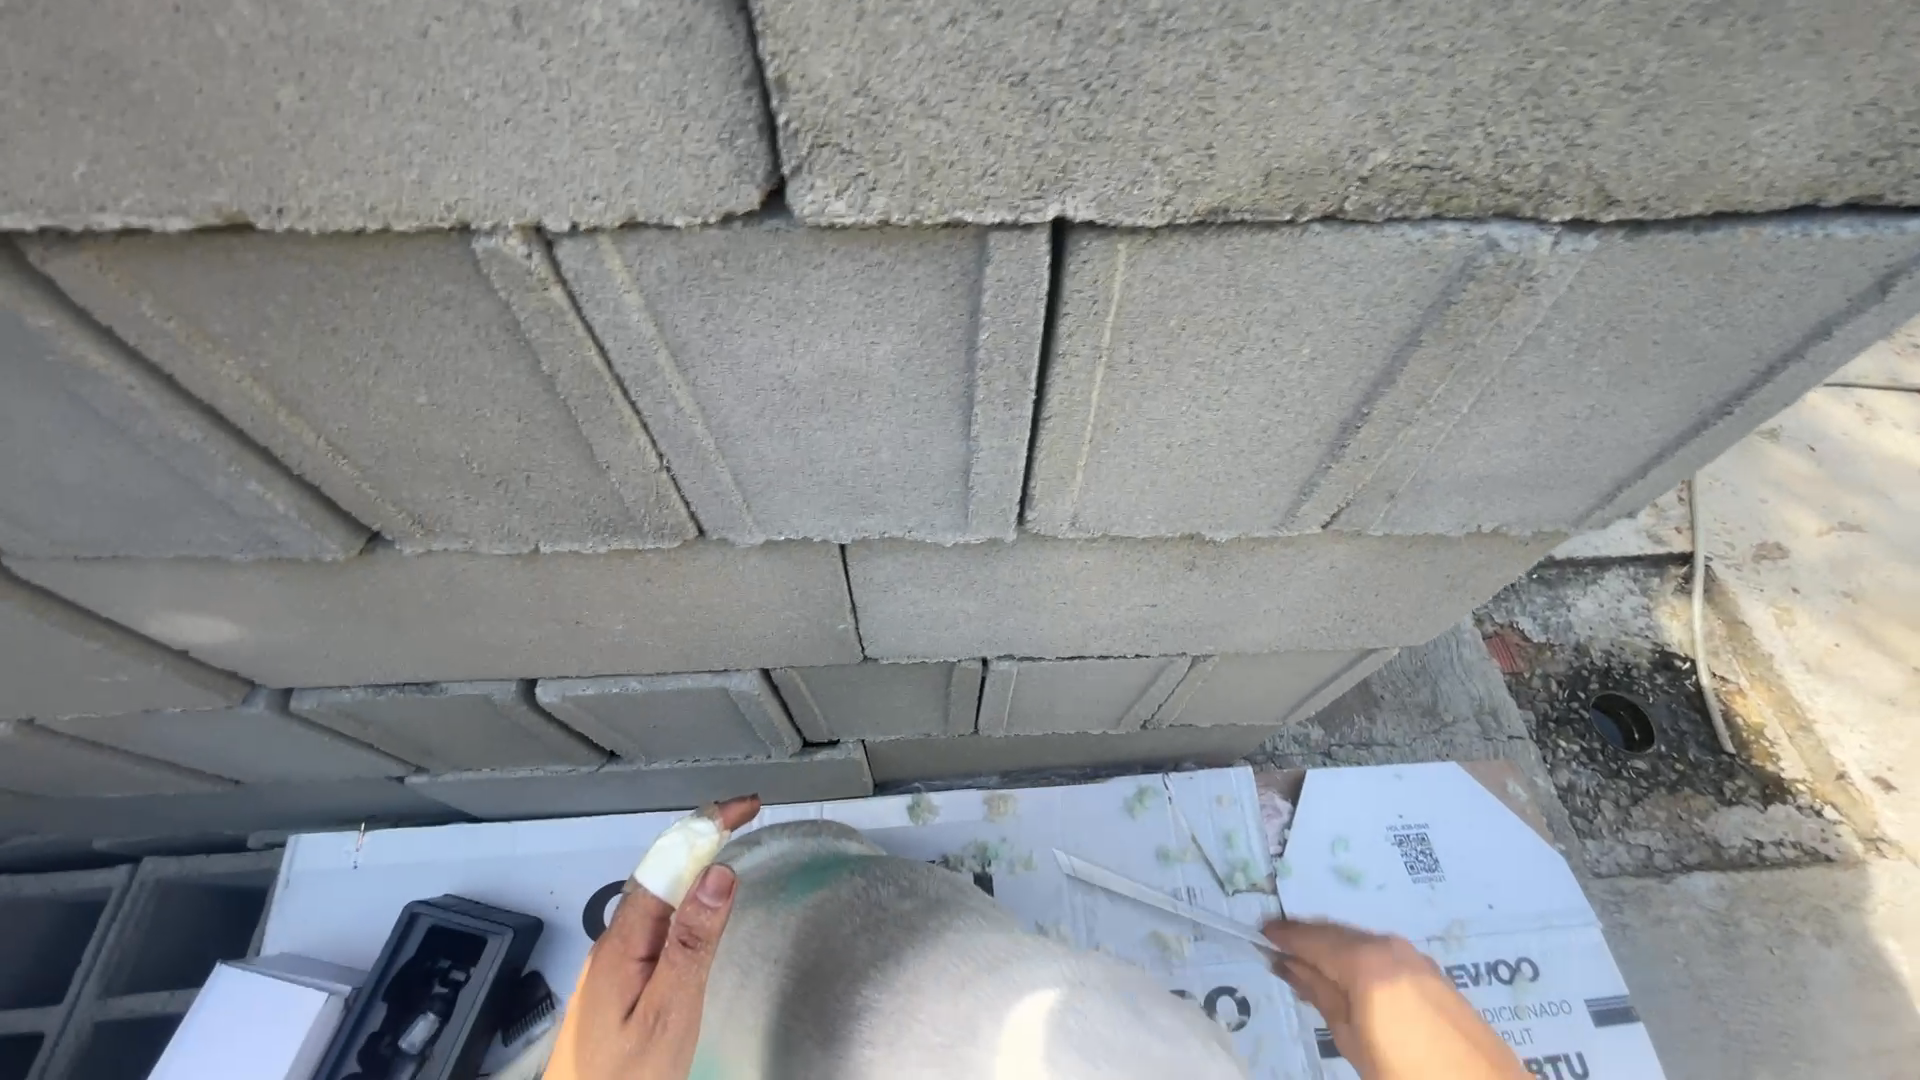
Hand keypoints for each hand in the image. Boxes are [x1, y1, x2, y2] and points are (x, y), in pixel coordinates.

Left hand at [545, 796, 760, 1079]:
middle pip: (659, 870)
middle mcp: (613, 941)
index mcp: (622, 941)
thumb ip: (691, 944)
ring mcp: (612, 962)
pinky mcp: (618, 981)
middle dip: (702, 834)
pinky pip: (654, 916)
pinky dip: (683, 890)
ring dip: (692, 858)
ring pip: (656, 892)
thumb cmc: (625, 1079)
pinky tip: (698, 899)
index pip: (667, 862)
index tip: (747, 805)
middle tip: (746, 815)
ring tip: (729, 840)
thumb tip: (718, 871)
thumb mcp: (666, 1014)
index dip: (706, 825)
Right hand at [1263, 918, 1527, 1079]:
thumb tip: (1287, 964)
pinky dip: (1357, 957)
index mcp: (1365, 961)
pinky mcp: (1433, 974)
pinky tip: (1349, 977)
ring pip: (1359, 941)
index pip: (1311, 938)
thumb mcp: (1352, 1042)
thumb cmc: (1408, 1077)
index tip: (1258, 933)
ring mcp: (1415, 958)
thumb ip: (1319, 994)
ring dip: (1332, 947)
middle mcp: (1389, 947)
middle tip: (1278, 950)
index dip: (1282, 936)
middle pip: (1335, 933)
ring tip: (1309, 965)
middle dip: (1306, 939)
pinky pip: (1382, 953)